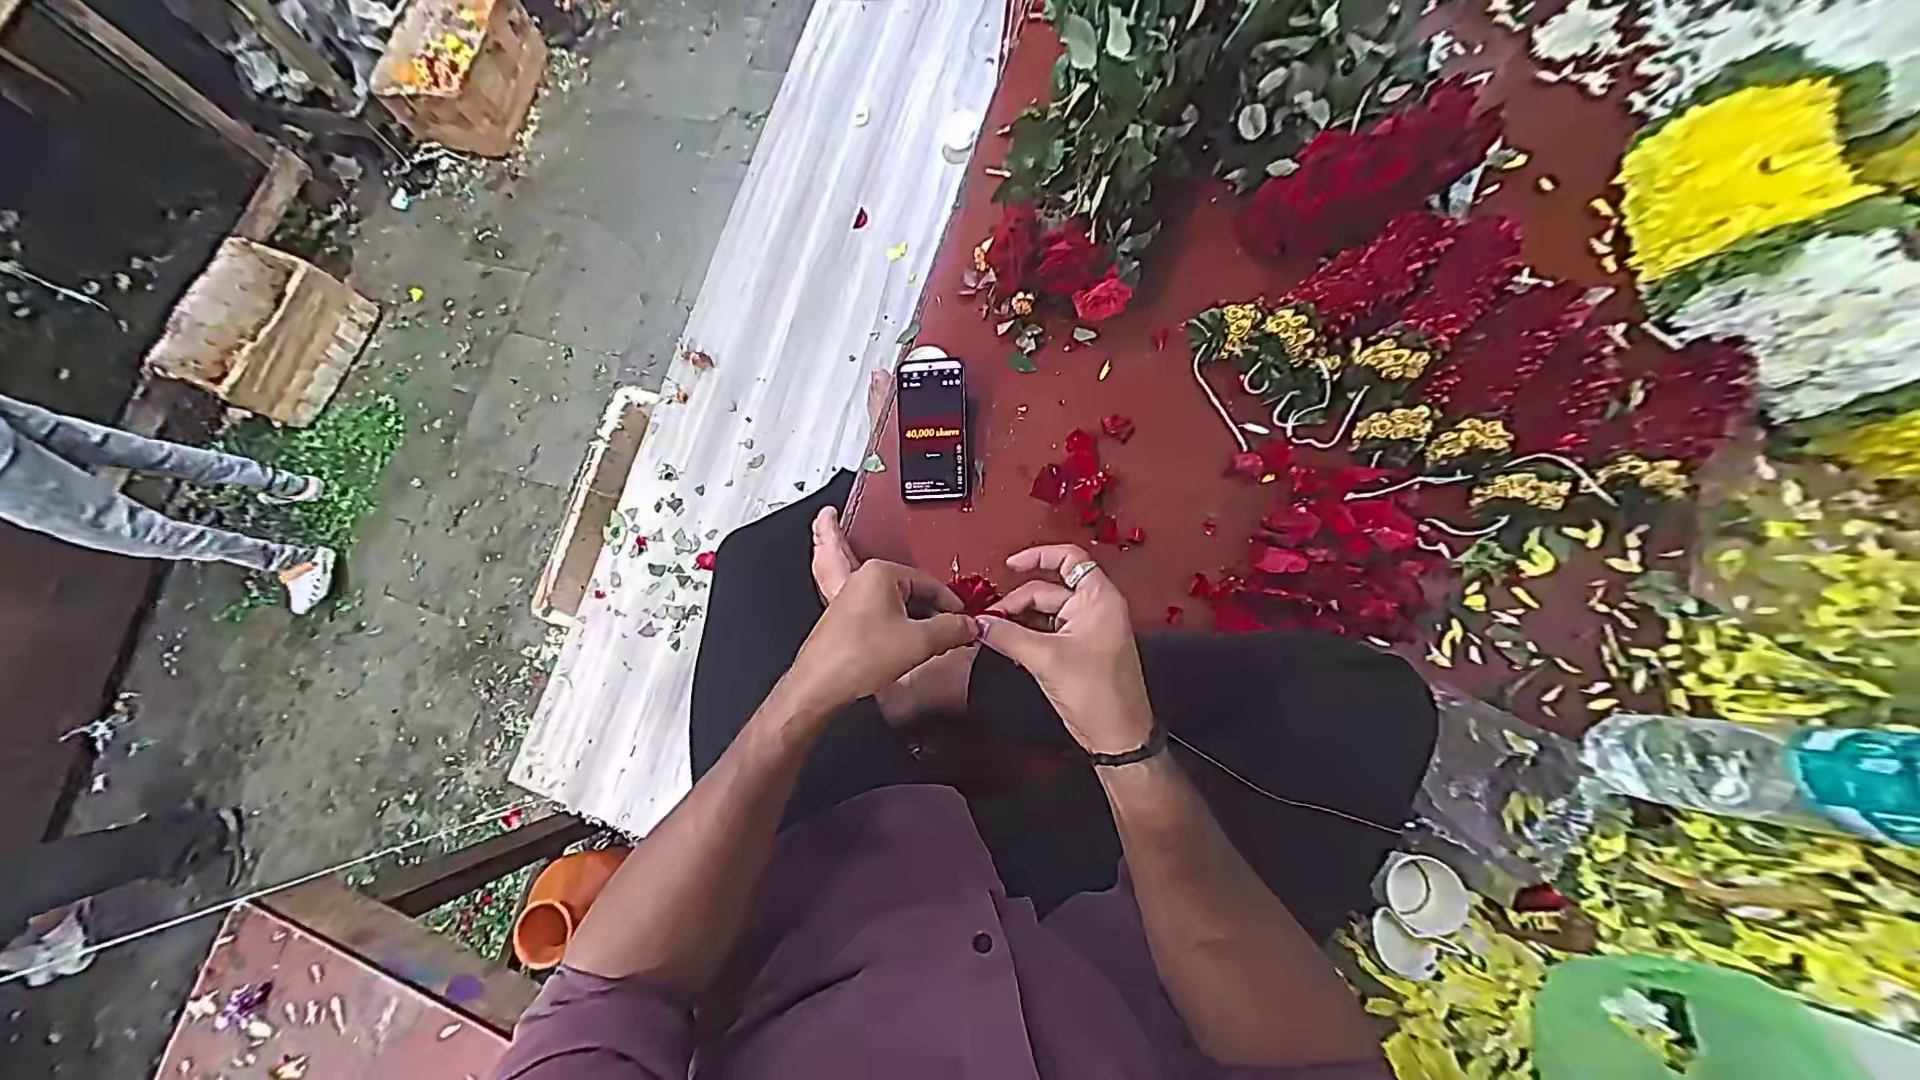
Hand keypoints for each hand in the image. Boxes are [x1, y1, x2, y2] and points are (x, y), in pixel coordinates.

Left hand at [785, 560, 978, 714]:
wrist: (818, 687)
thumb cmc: (856, 659)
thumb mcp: (920, 642)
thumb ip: (952, 629)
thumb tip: (969, 625)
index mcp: (880, 573)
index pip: (931, 583)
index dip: (953, 605)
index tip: (966, 622)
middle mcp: (864, 580)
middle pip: (916, 594)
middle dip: (936, 618)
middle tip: (953, 638)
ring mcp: (853, 600)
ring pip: (900, 608)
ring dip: (919, 628)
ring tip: (931, 649)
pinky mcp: (848, 620)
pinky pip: (884, 620)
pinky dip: (900, 634)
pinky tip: (906, 654)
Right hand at [975, 545, 1153, 754]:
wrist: (1117, 737)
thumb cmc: (1098, 695)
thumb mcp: (1047, 660)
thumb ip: (1009, 636)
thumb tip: (981, 623)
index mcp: (1099, 599)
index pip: (1070, 559)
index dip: (1039, 556)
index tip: (1011, 565)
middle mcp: (1094, 609)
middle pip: (1049, 589)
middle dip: (1018, 600)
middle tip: (991, 618)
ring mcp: (1086, 629)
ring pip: (1045, 612)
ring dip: (1019, 619)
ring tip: (994, 631)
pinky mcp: (1077, 649)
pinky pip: (1047, 631)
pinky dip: (1026, 634)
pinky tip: (1007, 643)